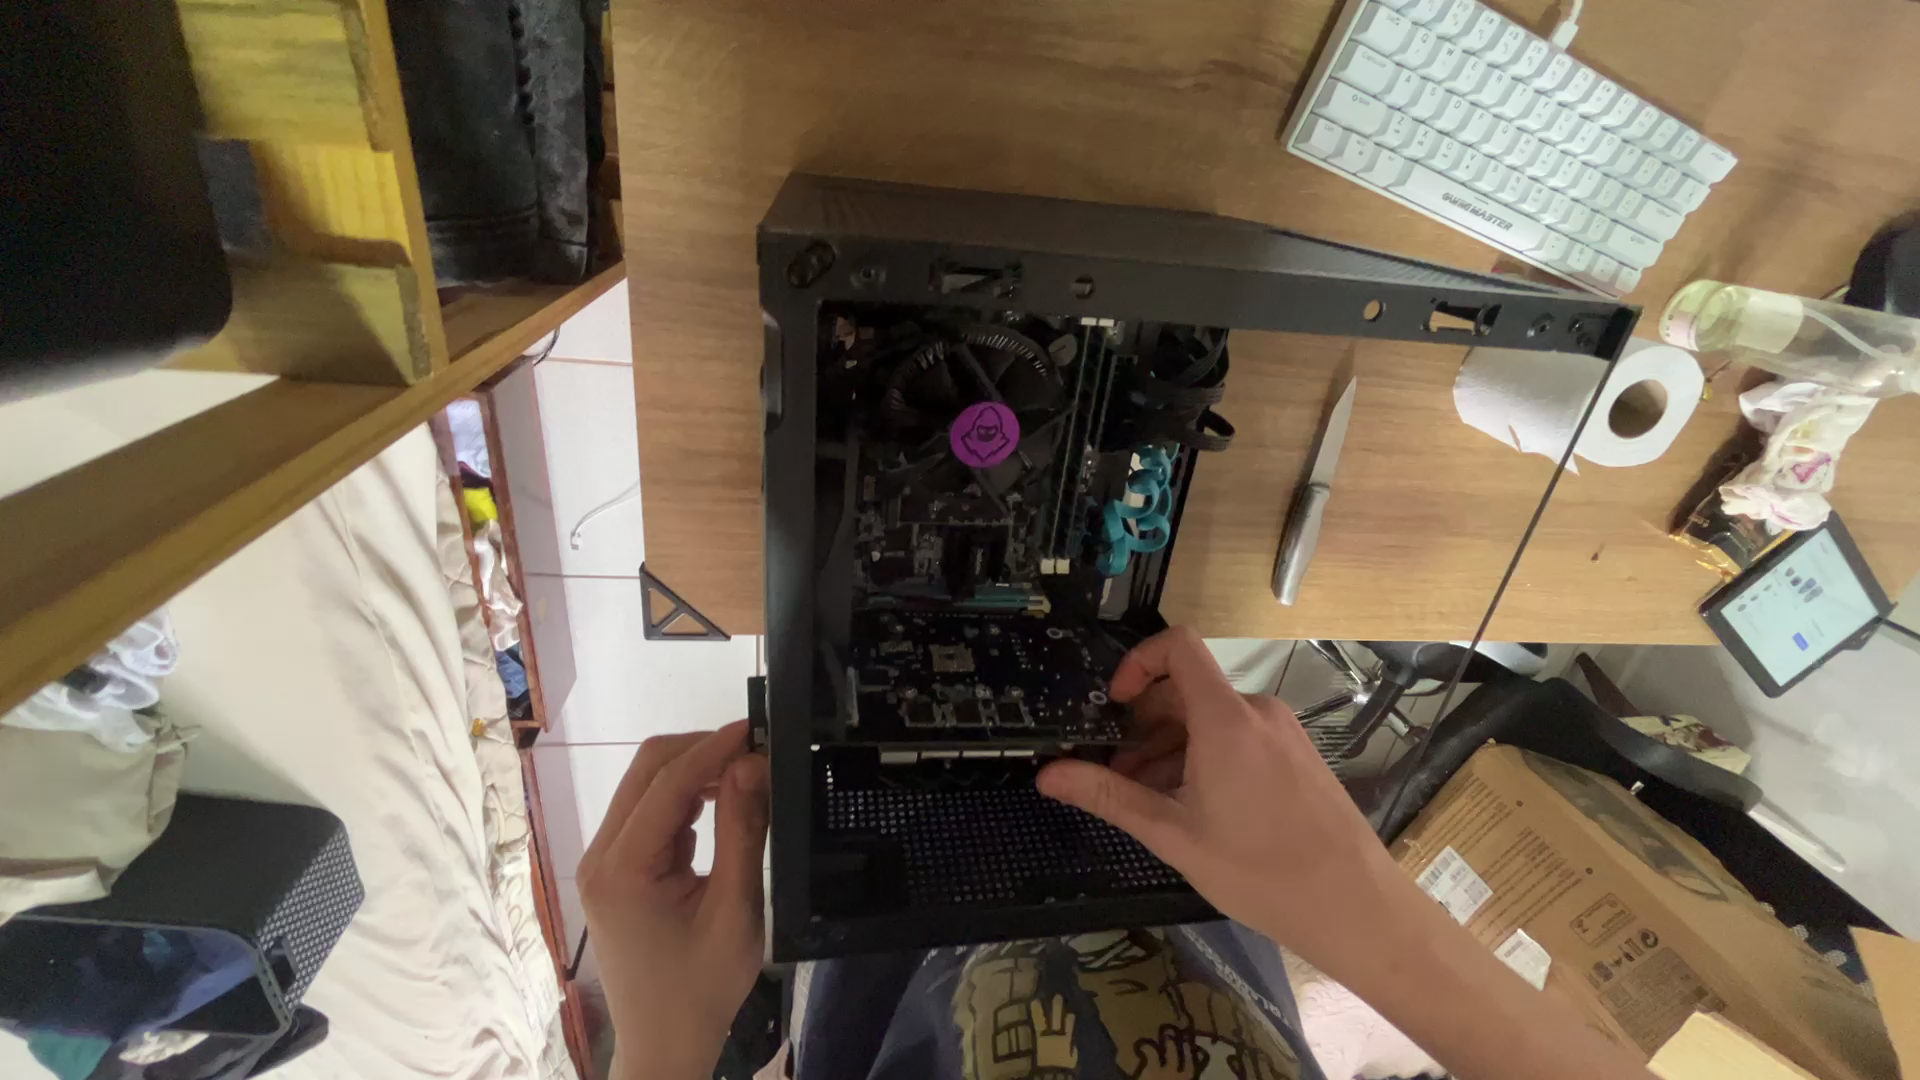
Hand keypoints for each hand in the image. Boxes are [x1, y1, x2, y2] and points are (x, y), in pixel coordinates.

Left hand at [578, 721, 767, 1079]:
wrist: (668, 1052)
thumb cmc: (703, 991)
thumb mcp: (735, 909)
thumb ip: (742, 829)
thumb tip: (752, 762)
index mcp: (622, 868)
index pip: (667, 782)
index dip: (714, 747)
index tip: (757, 729)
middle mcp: (602, 856)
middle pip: (647, 771)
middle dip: (702, 750)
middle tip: (757, 749)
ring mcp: (606, 863)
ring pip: (649, 785)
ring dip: (697, 770)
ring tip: (749, 774)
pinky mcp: (620, 870)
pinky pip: (653, 812)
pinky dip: (689, 796)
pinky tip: (724, 803)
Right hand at [1037, 628, 1401, 966]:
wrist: (1359, 910)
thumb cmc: (1260, 870)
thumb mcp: (1172, 833)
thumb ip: (1107, 795)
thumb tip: (1047, 775)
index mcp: (1226, 717)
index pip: (1178, 645)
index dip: (1137, 662)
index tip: (1114, 705)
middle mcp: (1256, 711)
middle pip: (1187, 689)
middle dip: (1144, 723)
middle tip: (1117, 769)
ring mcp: (1282, 732)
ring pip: (1211, 719)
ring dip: (1171, 746)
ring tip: (1148, 795)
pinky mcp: (1297, 754)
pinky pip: (1238, 737)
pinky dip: (1204, 756)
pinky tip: (1192, 803)